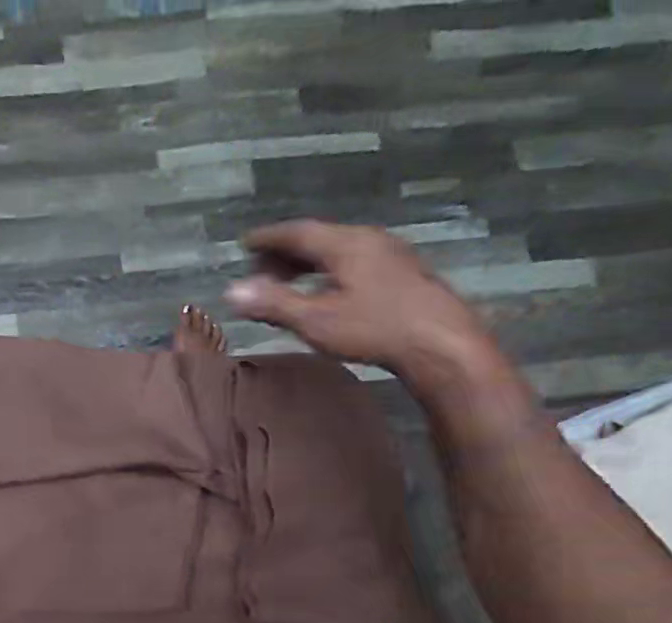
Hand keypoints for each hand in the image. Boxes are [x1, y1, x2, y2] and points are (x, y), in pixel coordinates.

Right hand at [223, 219, 494, 374]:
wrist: (440, 342)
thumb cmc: (374, 328)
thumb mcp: (316, 320)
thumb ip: (274, 304)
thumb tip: (232, 291)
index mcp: (345, 243)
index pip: (298, 232)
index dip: (268, 238)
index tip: (245, 243)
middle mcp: (367, 239)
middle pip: (318, 238)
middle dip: (285, 253)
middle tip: (260, 271)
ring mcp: (388, 254)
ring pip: (337, 250)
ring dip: (307, 264)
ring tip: (287, 283)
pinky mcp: (401, 273)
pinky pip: (353, 262)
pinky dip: (328, 271)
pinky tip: (326, 292)